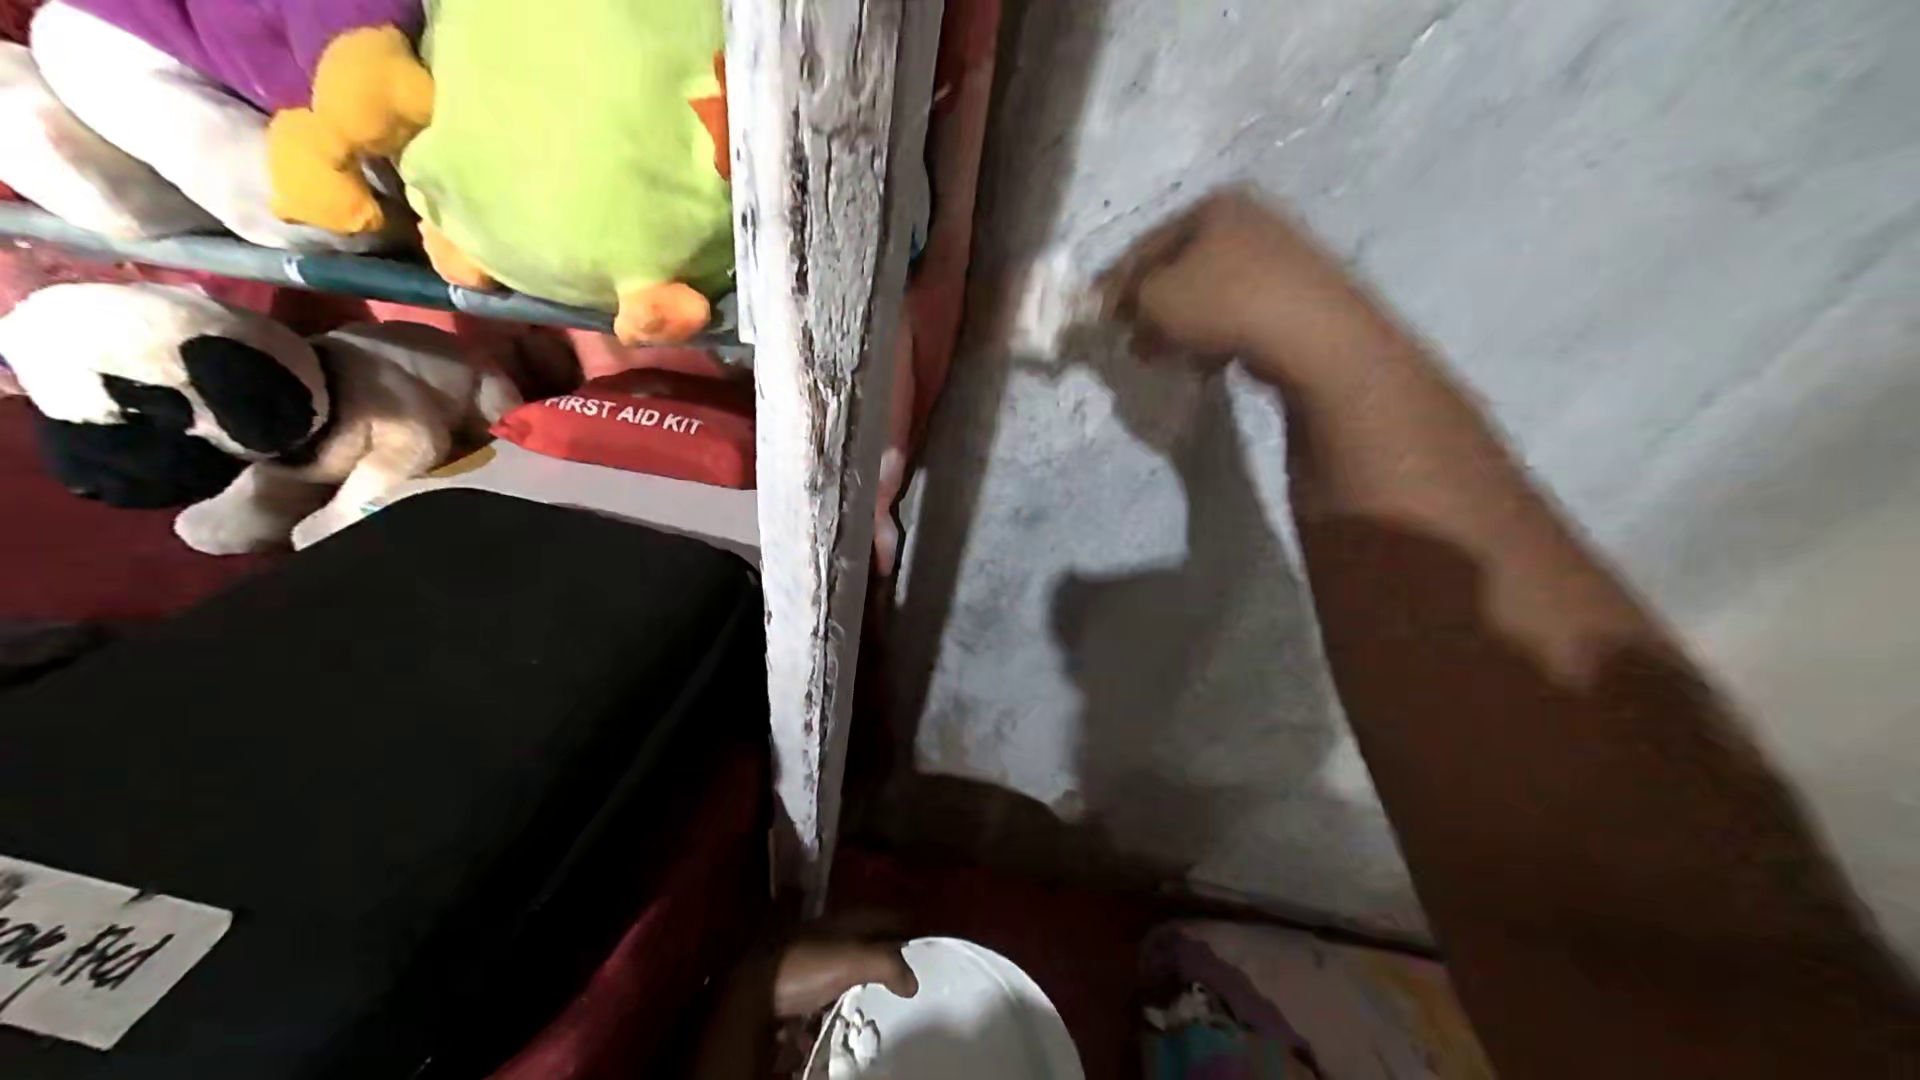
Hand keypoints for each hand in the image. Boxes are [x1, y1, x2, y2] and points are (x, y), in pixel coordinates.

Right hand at [1106, 190, 1409, 384]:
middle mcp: (1247, 219)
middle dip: (1150, 307)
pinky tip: (1204, 360)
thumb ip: (1127, 301)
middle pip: (1178, 268)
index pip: (1145, 246)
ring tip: (1163, 356)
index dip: (1116, 284)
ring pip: (1206, 292)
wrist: (1309, 332)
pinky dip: (1213, 333)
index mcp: (1211, 207)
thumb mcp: (1155, 300)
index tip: (1098, 317)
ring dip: (1179, 325)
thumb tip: (1124, 314)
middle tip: (1130, 339)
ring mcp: (1277, 253)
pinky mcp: (1295, 291)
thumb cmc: (1220, 303)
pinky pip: (1236, 311)